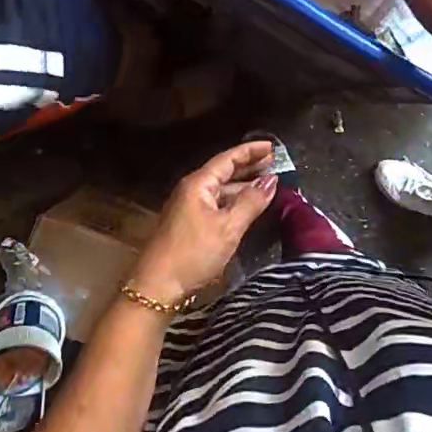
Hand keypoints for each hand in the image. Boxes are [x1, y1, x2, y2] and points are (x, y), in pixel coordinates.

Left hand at [127, 141, 277, 303]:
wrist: (158, 284)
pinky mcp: (189, 223)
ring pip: (220, 188)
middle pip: (223, 171)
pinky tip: (247, 205)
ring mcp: (189, 206)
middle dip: (248, 166)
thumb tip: (271, 180)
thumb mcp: (228, 227)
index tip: (272, 146)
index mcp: (198, 183)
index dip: (250, 151)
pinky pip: (216, 203)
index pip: (227, 159)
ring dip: (242, 184)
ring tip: (267, 182)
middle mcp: (192, 189)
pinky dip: (234, 200)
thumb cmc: (193, 253)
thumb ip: (250, 202)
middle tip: (274, 162)